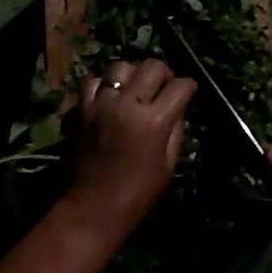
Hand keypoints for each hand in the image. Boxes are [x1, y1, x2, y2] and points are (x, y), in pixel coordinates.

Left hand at [66, 60, 196, 236]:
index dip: (189, 88)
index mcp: (154, 121)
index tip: (188, 94)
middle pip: (152, 66)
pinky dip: (104, 85)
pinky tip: (111, 98)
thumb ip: (175, 129)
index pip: (181, 86)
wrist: (94, 206)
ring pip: (121, 67)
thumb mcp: (168, 164)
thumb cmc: (138, 193)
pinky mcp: (83, 109)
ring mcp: (102, 104)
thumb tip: (178, 107)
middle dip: (164, 74)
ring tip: (135, 90)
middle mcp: (128, 104)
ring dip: (133, 75)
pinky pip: (94, 82)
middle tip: (164, 88)